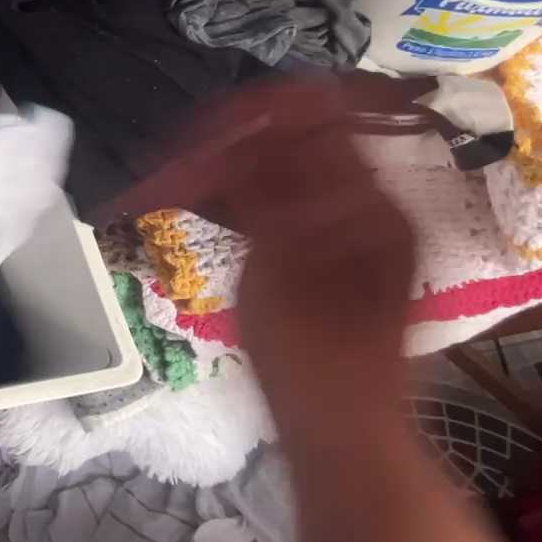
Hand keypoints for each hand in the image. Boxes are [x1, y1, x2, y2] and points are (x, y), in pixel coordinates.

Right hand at [110, 80, 418, 442]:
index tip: (194, 130)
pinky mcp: (331, 248)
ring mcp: (353, 228)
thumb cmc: (310, 358)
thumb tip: (255, 126)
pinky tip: (206, 205)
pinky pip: (284, 199)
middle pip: (297, 142)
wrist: (340, 425)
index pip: (320, 123)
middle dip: (230, 144)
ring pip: (284, 169)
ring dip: (227, 168)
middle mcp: (370, 207)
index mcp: (371, 207)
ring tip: (174, 184)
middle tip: (170, 165)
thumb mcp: (281, 270)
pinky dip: (240, 195)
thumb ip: (271, 194)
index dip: (256, 116)